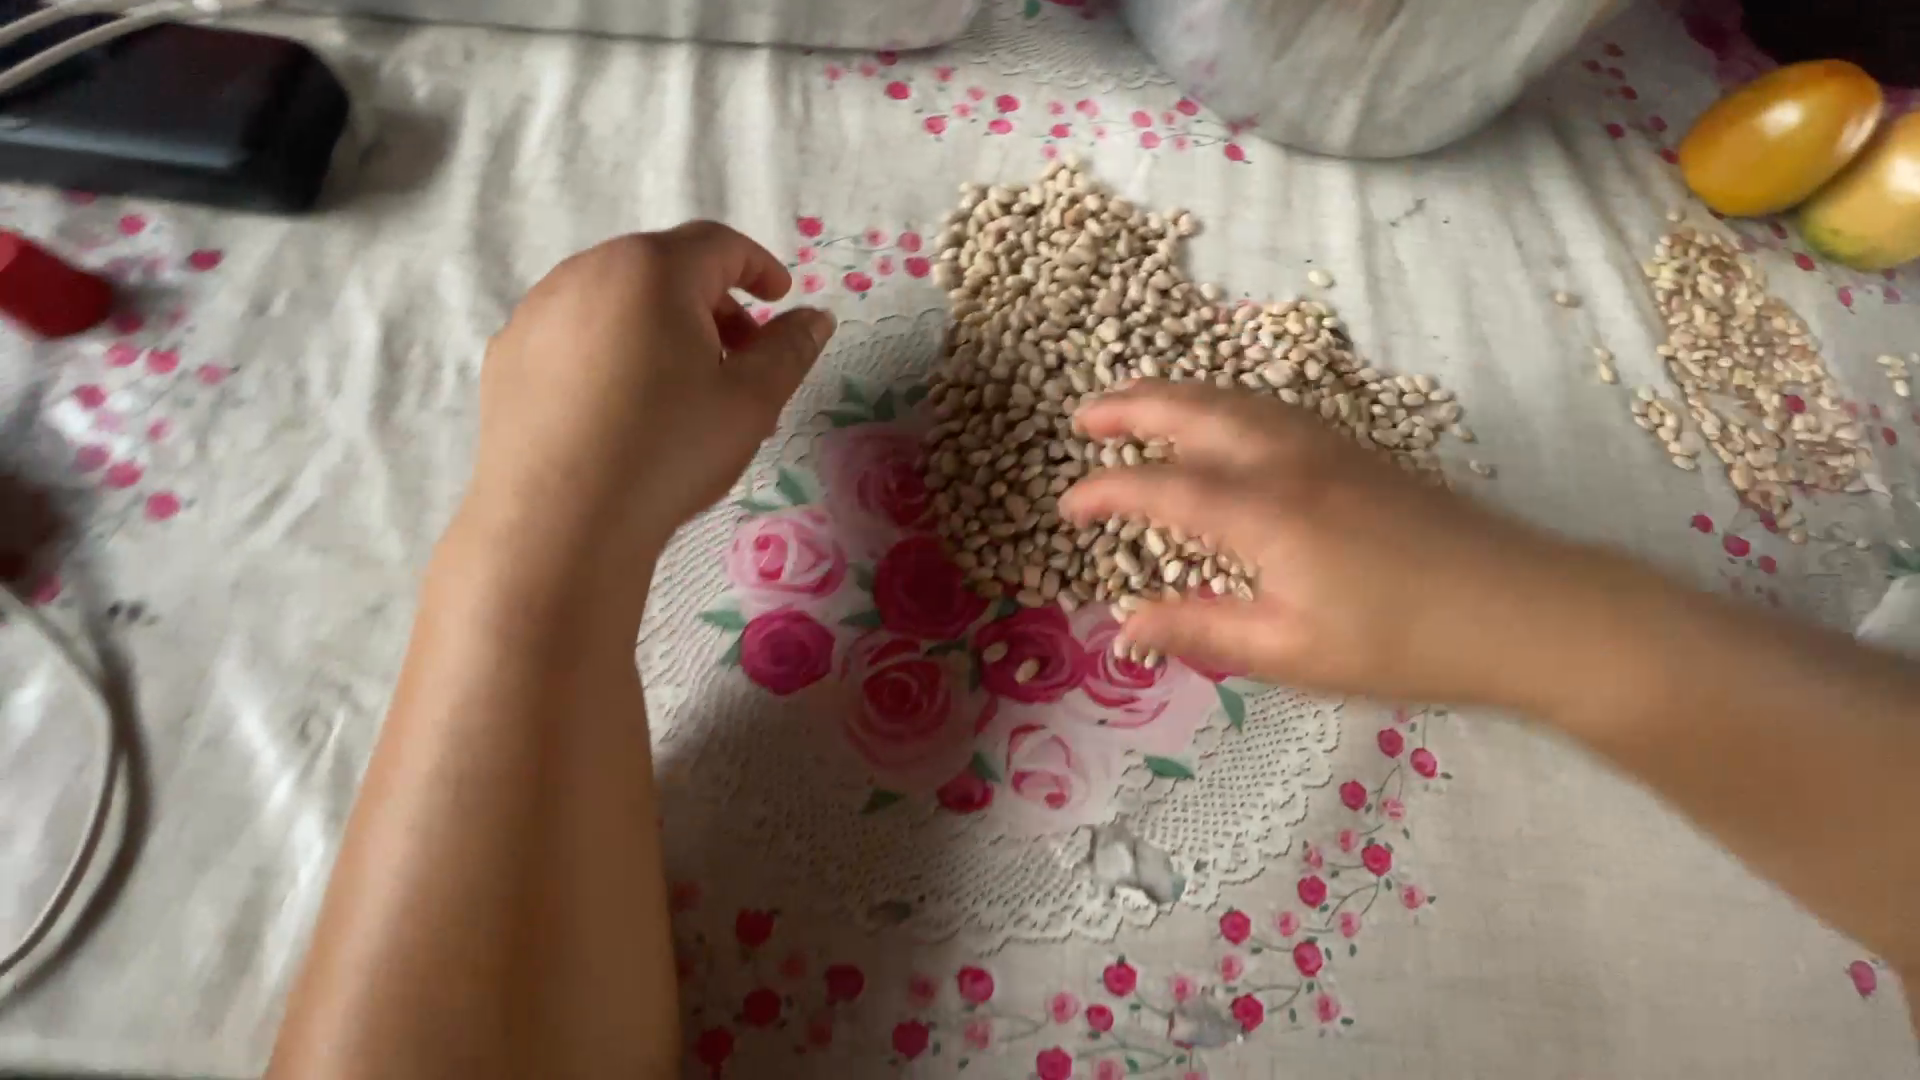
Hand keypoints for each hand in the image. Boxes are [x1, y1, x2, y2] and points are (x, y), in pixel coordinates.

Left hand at [462, 222, 835, 570]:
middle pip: (665, 269)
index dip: (758, 266)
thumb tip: (815, 317)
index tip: (780, 297)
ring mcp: (536, 312)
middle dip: (713, 303)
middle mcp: (586, 272)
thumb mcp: (752, 401)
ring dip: (662, 326)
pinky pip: (576, 334)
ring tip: (683, 387)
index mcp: (652, 271)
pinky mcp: (506, 356)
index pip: (718, 244)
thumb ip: (791, 349)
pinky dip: (614, 350)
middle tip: (740, 356)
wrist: (560, 522)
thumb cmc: (671, 450)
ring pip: (617, 300)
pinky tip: (624, 408)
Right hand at [1060, 381, 1621, 707]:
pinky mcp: (1357, 448)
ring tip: (1134, 402)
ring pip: (1234, 400)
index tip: (1066, 506)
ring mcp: (1327, 446)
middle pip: (1193, 412)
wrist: (1527, 609)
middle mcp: (1288, 461)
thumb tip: (1124, 628)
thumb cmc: (1402, 643)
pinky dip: (1222, 401)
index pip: (1161, 487)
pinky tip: (1218, 417)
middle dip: (1130, 406)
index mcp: (1265, 514)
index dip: (1105, 491)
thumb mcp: (1290, 653)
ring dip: (1174, 395)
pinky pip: (1269, 407)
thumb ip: (1200, 631)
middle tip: (1084, 415)